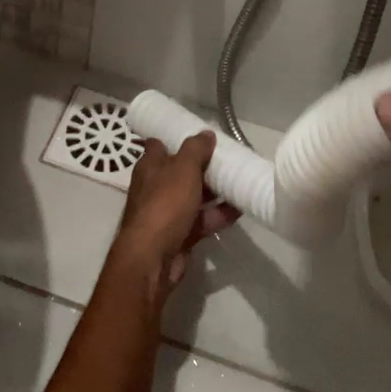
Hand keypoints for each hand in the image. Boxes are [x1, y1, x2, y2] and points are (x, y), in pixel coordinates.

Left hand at [102, 131, 239, 307]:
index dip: (176, 139)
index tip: (198, 135)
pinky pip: (202, 220)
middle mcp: (155, 187)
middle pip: (180, 171)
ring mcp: (167, 213)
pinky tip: (241, 209)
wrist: (153, 258)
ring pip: (193, 197)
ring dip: (214, 192)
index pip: (159, 145)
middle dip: (202, 166)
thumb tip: (206, 133)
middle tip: (228, 158)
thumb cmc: (164, 204)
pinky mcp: (179, 235)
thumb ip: (195, 150)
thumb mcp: (183, 169)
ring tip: (240, 181)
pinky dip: (218, 215)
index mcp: (150, 166)